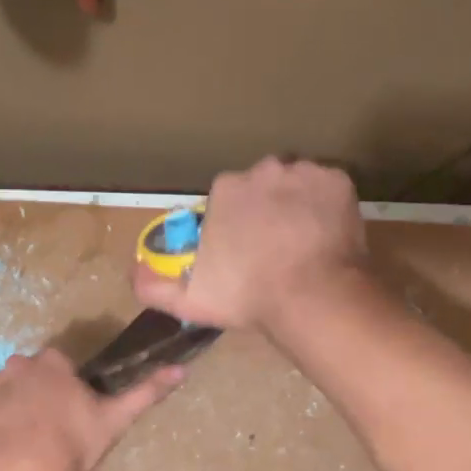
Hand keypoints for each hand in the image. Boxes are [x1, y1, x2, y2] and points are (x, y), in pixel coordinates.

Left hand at [0, 349, 181, 470]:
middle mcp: (20, 365)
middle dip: (37, 395)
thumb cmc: (70, 443)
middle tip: (46, 431)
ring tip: (21, 442)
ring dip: (12, 408)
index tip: (70, 413)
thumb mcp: (114, 419)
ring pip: (4, 390)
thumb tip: (182, 368)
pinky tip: (0, 445)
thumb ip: (145, 393)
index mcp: (55, 364)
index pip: (62, 366)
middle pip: (30, 375)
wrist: (19, 468)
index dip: (66, 389)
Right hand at [132, 158, 371, 336]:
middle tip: (269, 250)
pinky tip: (320, 236)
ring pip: (294, 186)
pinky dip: (323, 208)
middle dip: (262, 212)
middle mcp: (263, 170)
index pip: (225, 200)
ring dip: (293, 207)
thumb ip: (151, 286)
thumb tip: (133, 271)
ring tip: (297, 244)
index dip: (230, 226)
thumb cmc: (246, 297)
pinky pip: (325, 190)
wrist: (311, 297)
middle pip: (260, 188)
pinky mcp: (338, 181)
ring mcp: (304, 172)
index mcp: (225, 190)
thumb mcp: (187, 301)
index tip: (238, 252)